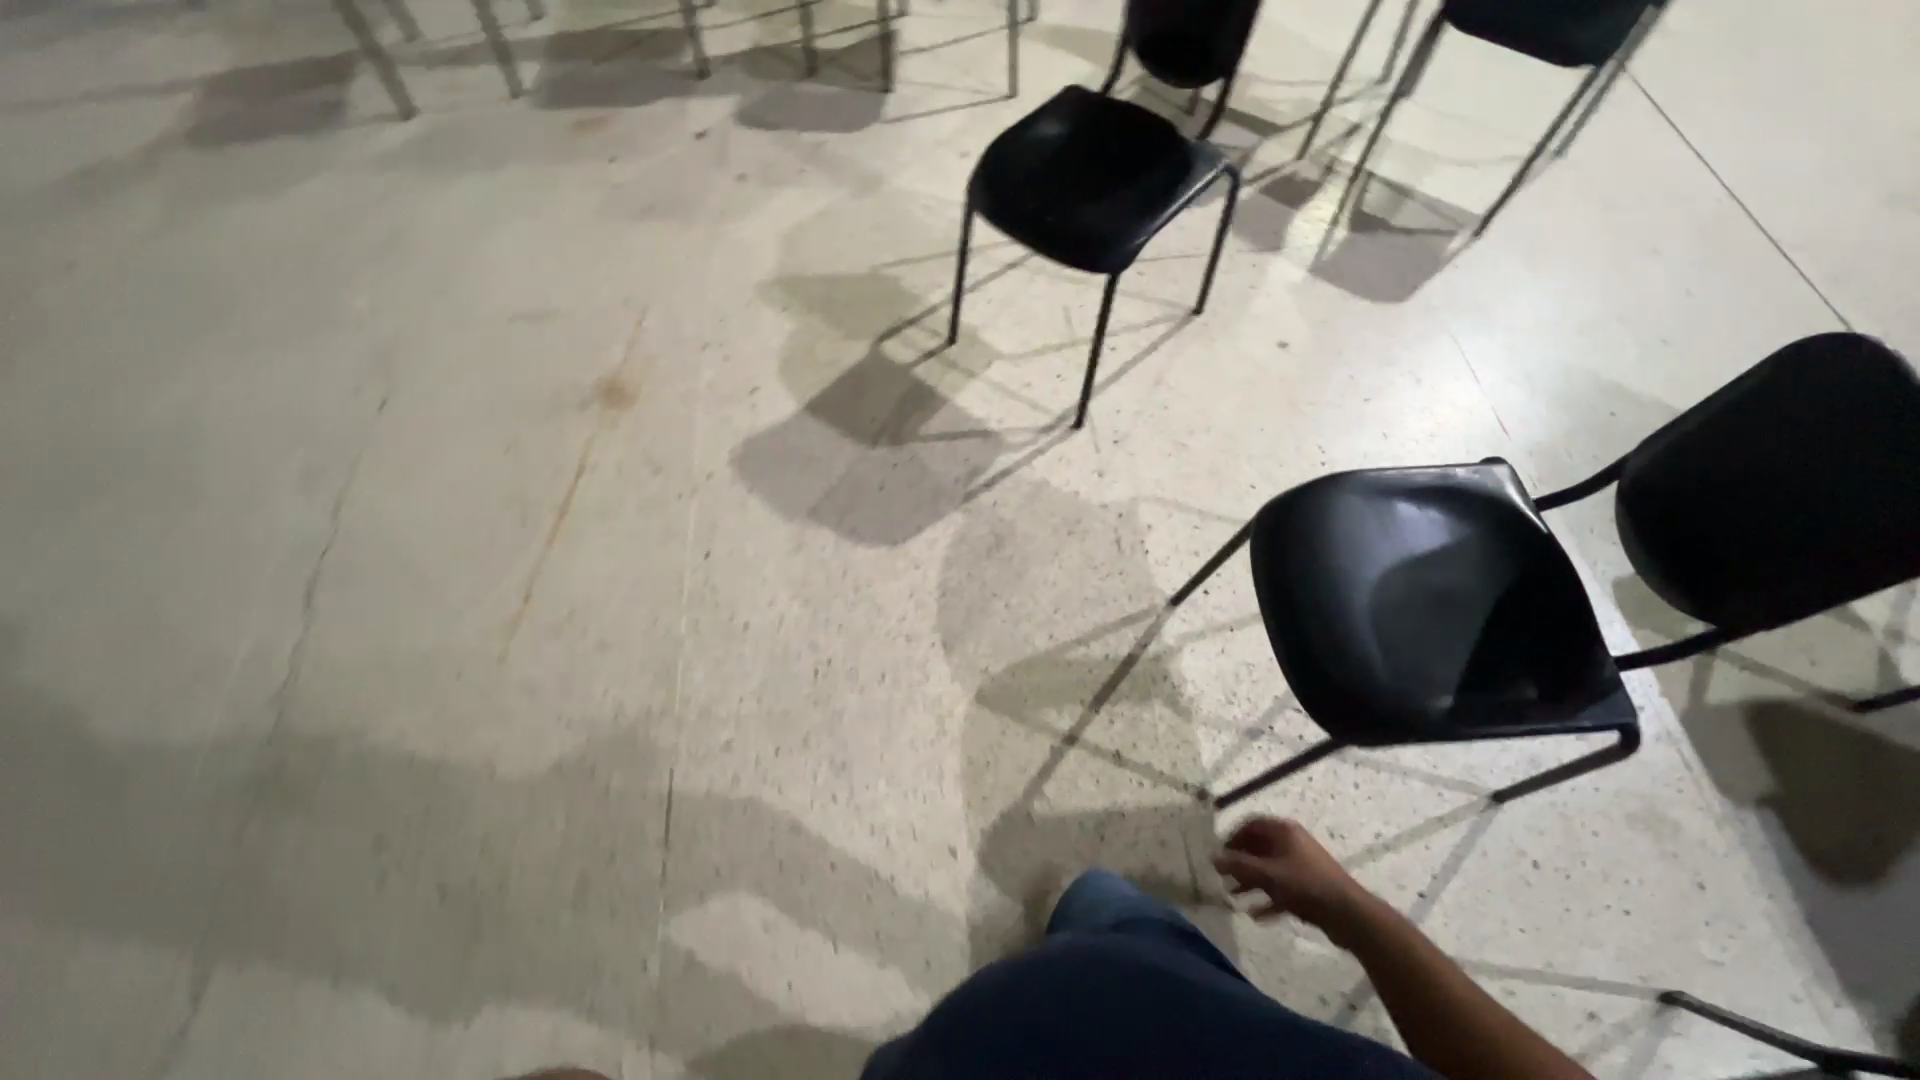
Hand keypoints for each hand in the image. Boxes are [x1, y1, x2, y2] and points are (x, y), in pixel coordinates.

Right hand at [1212, 817, 1372, 942]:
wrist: (1347, 913)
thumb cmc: (1304, 885)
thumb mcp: (1266, 874)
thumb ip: (1238, 866)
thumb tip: (1213, 858)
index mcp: (1284, 831)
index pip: (1251, 825)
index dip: (1233, 837)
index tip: (1220, 854)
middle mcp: (1293, 843)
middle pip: (1260, 847)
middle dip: (1240, 863)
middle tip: (1223, 877)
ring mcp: (1303, 865)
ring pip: (1270, 869)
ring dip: (1251, 882)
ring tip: (1233, 896)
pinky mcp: (1310, 886)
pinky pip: (1282, 888)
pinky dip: (1268, 898)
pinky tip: (1256, 915)